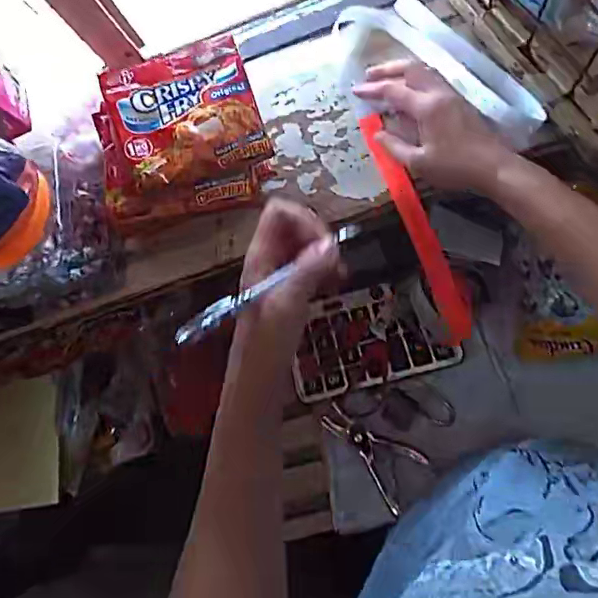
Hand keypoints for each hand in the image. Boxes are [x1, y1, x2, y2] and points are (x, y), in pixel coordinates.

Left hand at [237, 199, 342, 343]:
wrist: (257, 385)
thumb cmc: (266, 347)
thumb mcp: (288, 305)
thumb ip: (308, 270)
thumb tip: (332, 243)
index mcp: (260, 255)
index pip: (279, 212)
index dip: (304, 218)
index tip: (326, 243)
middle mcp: (267, 259)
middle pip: (294, 224)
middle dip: (319, 236)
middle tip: (336, 262)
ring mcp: (277, 274)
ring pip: (304, 244)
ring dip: (325, 253)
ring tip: (339, 274)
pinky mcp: (289, 290)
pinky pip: (309, 265)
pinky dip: (325, 269)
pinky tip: (334, 285)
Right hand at [352, 59, 516, 192]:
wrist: (495, 167)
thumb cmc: (456, 167)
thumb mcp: (419, 162)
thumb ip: (394, 146)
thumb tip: (376, 133)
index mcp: (427, 106)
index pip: (393, 90)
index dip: (372, 89)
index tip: (355, 91)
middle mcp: (438, 93)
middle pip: (410, 68)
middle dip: (387, 69)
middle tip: (368, 76)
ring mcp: (451, 94)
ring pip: (424, 70)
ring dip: (403, 70)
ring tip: (387, 78)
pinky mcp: (459, 101)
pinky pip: (433, 79)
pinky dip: (416, 78)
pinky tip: (410, 91)